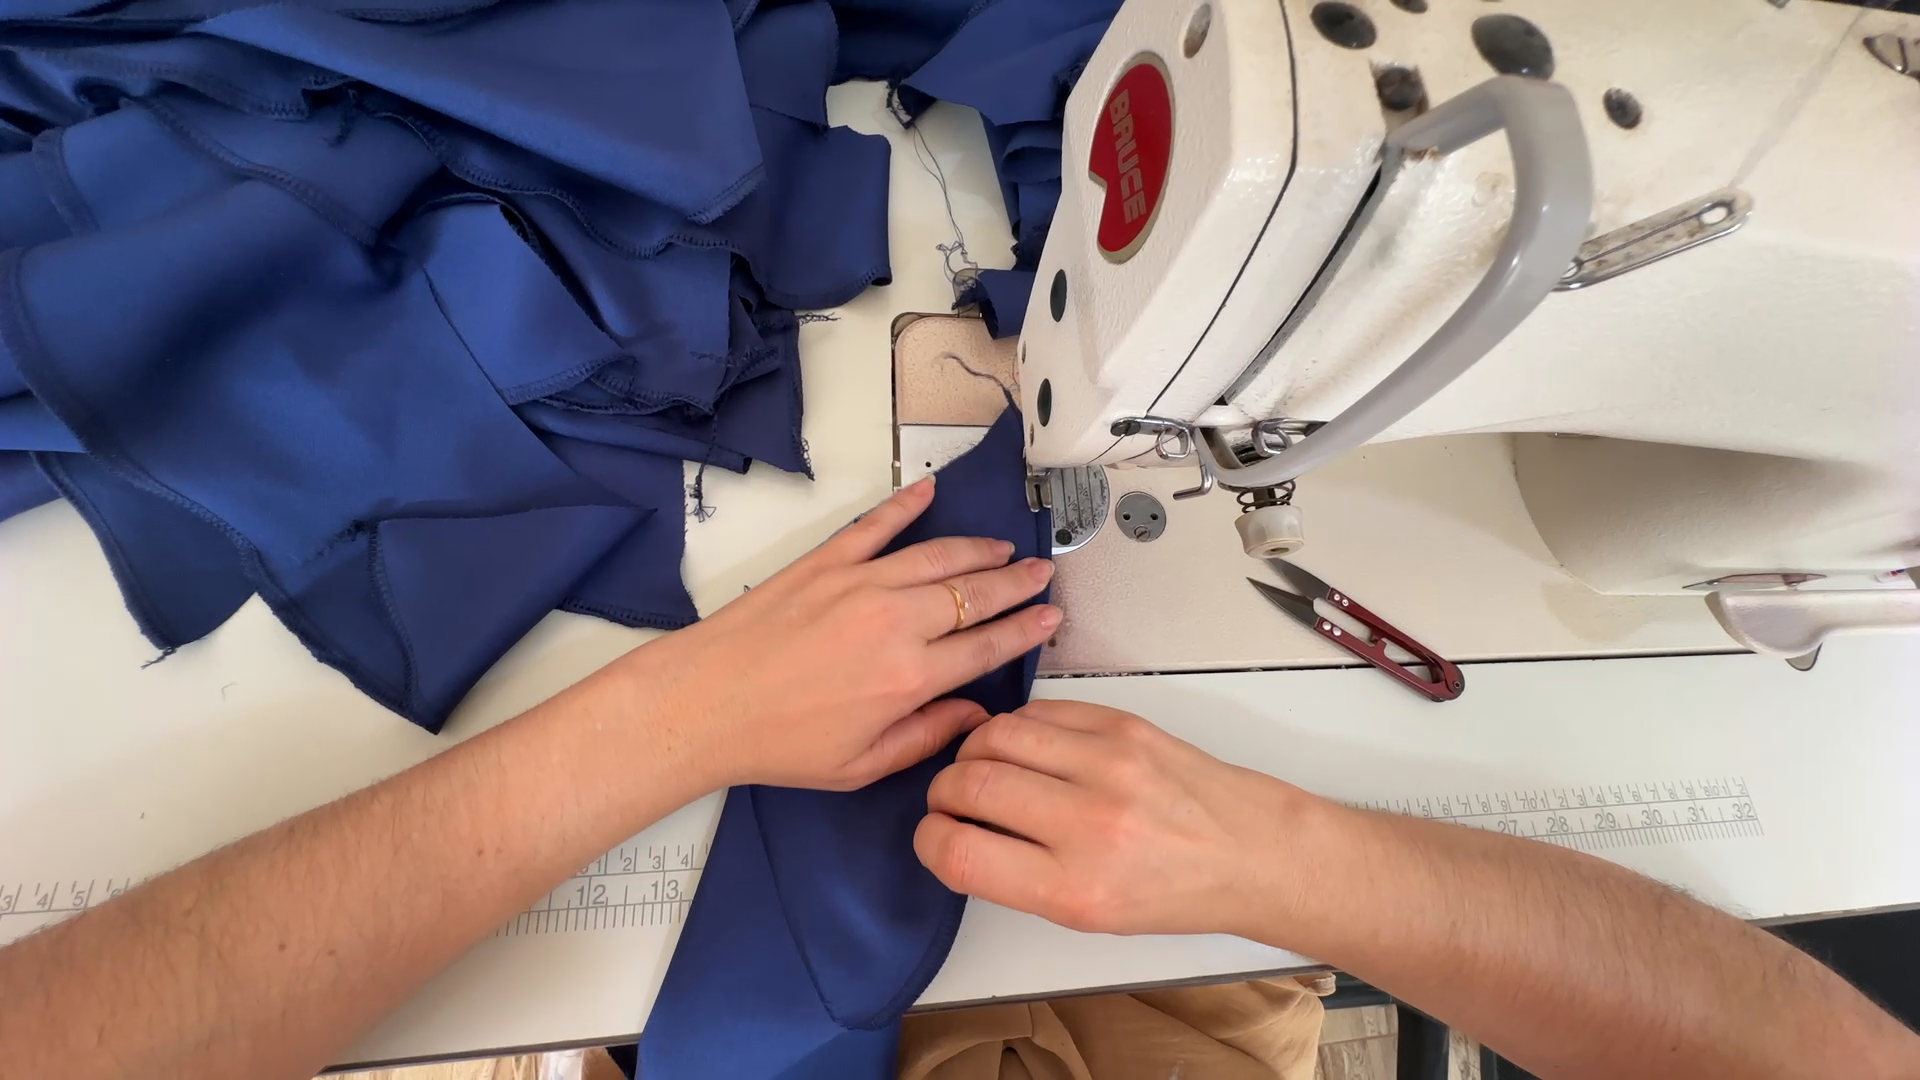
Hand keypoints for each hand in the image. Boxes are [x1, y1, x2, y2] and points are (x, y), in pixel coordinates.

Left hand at [628, 476, 1057, 791]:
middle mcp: (897, 621)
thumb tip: (975, 714)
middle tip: (1041, 572)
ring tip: (1003, 546)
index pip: (987, 646)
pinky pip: (876, 524)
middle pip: (975, 593)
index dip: (1026, 630)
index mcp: (911, 677)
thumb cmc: (780, 744)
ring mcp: (862, 583)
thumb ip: (927, 736)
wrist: (704, 703)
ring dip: (978, 549)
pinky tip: (929, 491)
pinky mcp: (827, 561)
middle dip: (1016, 582)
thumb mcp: (862, 764)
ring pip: (939, 556)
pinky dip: (905, 505)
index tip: (1050, 616)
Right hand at [914, 701, 1318, 937]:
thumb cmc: (1170, 892)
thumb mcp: (1089, 914)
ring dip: (972, 750)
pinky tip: (1023, 747)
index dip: (929, 838)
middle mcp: (1088, 820)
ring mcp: (1106, 760)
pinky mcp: (1119, 721)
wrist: (1247, 848)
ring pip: (996, 734)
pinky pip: (1036, 711)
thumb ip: (1017, 874)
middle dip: (944, 789)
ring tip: (983, 766)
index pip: (961, 851)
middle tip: (952, 796)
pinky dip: (1014, 728)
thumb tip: (960, 827)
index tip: (934, 833)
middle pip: (970, 781)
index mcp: (1076, 888)